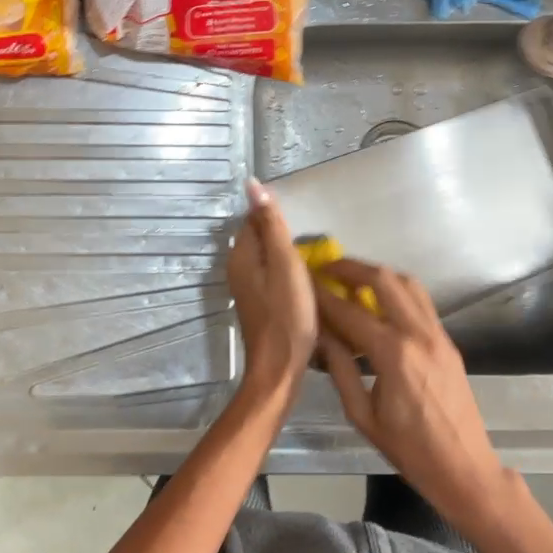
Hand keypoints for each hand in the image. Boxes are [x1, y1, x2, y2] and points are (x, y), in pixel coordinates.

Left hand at [226, 179, 317, 398]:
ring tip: (313, 260)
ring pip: (266, 257)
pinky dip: (287, 273)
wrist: (280, 368)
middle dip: (283, 235)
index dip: (277, 217)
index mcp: (241, 255)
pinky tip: (305, 281)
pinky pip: (271, 275)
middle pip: (259, 237)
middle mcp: (237, 268)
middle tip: (314, 244)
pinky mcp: (258, 302)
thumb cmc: (287, 315)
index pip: (254, 218)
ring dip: (286, 254)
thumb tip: (252, 185)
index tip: (303, 224)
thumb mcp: (286, 264)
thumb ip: (271, 225)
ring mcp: (247, 287)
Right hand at [315, 258, 505, 528]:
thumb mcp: (362, 415)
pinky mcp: (447, 340)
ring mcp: (437, 334)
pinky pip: (420, 301)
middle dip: (351, 268)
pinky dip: (396, 290)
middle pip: (383, 280)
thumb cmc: (409, 450)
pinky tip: (377, 301)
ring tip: (351, 278)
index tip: (302, 283)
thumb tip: (319, 335)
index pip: (349, 312)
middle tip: (326, 269)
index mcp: (394, 355)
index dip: (323, 296)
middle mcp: (418, 335)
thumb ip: (340, 368)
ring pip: (407, 283)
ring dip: (377, 274)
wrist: (465, 469)